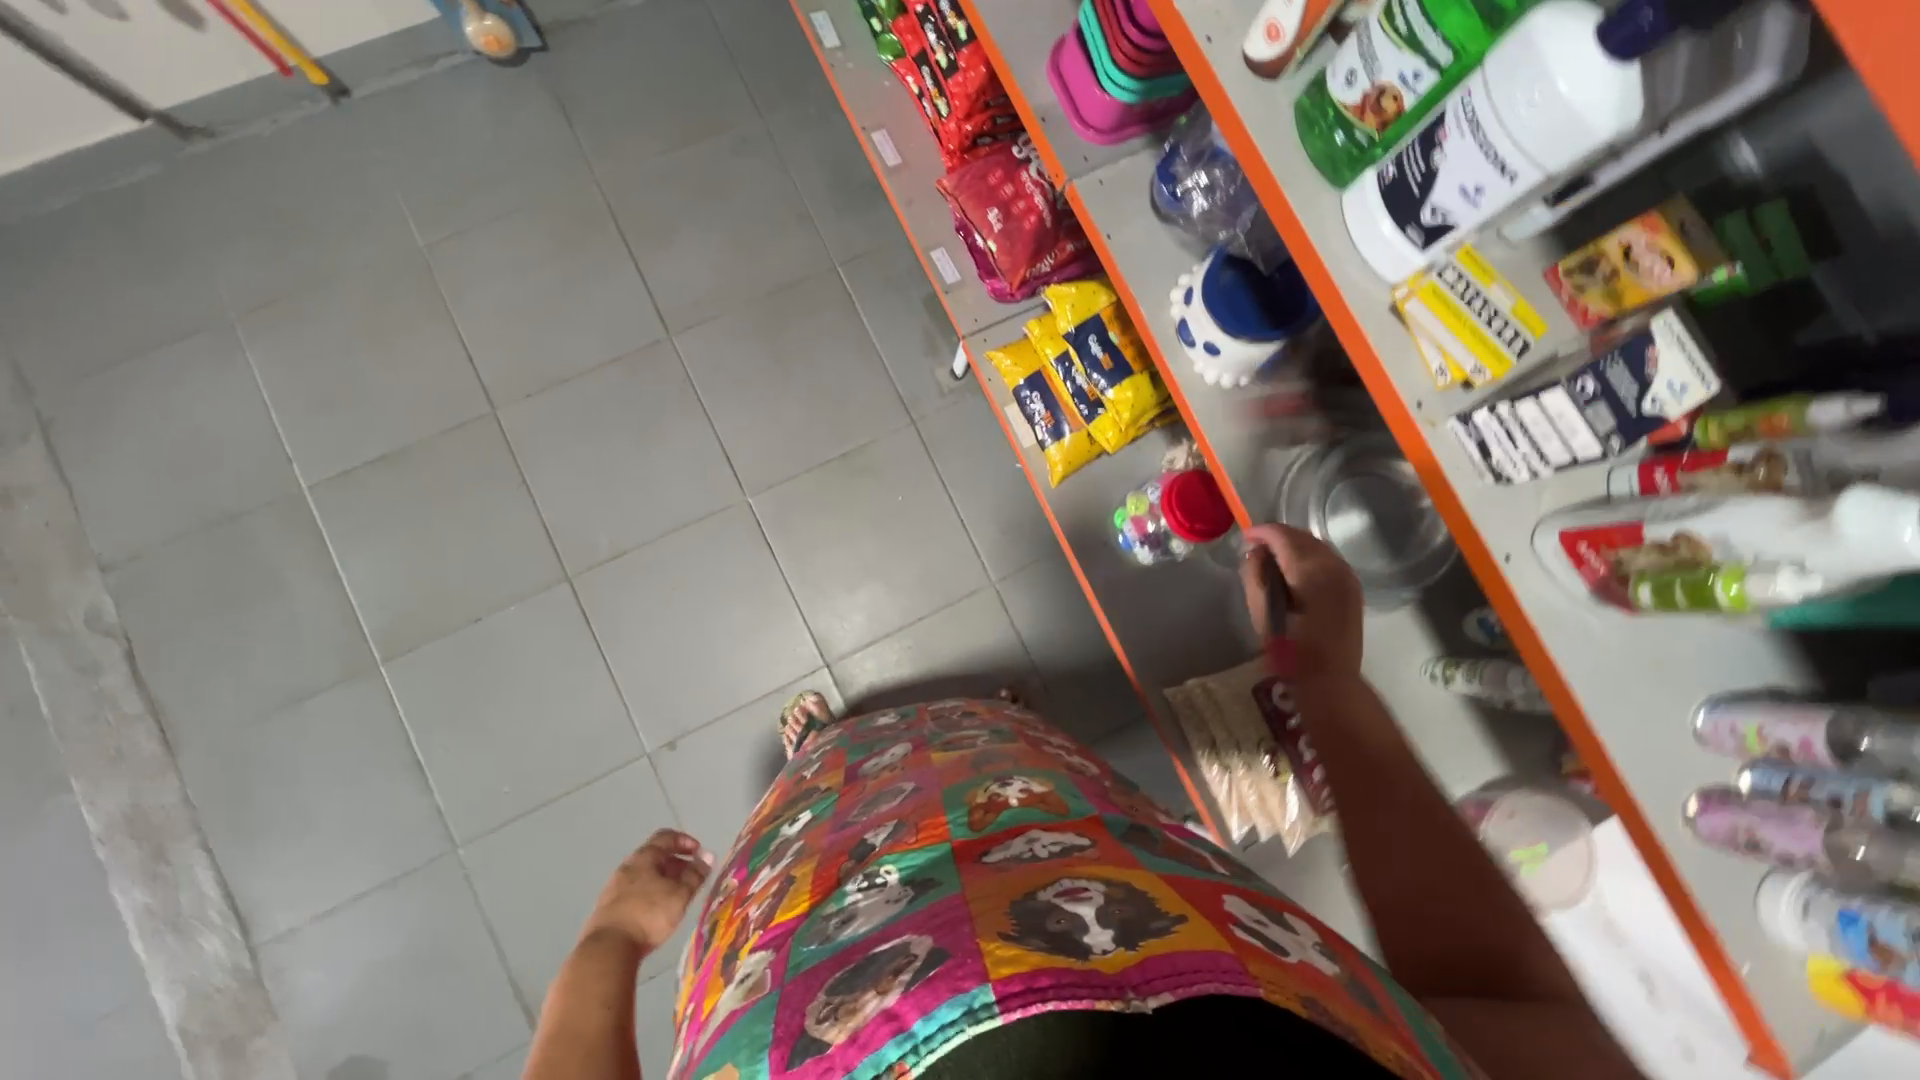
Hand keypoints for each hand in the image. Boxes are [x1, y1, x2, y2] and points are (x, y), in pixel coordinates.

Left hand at [582, 829, 713, 952]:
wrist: (608, 948)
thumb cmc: (649, 915)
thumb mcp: (679, 895)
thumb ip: (695, 875)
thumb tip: (708, 856)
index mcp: (643, 858)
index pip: (666, 837)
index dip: (685, 841)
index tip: (699, 854)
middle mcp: (626, 868)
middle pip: (654, 856)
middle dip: (676, 863)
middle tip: (691, 878)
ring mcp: (614, 888)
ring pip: (643, 875)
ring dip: (662, 880)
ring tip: (676, 896)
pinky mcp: (608, 908)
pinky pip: (633, 892)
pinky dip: (649, 894)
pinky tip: (656, 912)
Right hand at [1241, 523, 1363, 682]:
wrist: (1329, 680)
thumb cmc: (1289, 652)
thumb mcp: (1262, 613)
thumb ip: (1255, 576)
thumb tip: (1255, 553)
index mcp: (1310, 572)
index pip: (1283, 536)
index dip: (1261, 532)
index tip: (1245, 537)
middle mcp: (1334, 567)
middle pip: (1303, 537)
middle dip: (1278, 537)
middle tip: (1256, 548)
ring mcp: (1348, 577)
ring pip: (1318, 546)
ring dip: (1295, 546)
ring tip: (1274, 559)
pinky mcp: (1353, 588)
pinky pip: (1329, 560)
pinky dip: (1310, 557)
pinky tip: (1296, 571)